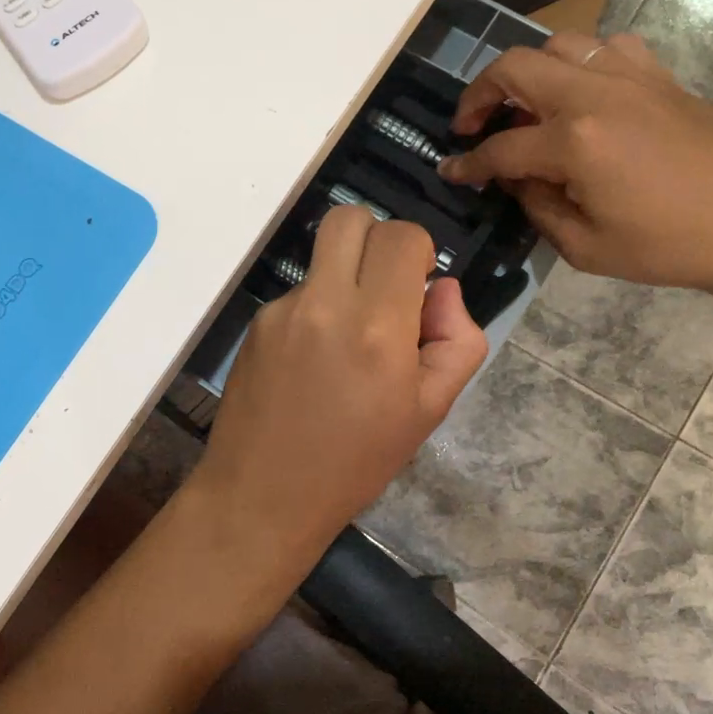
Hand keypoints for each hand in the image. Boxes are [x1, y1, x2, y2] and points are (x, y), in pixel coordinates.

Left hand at [194, 206, 487, 550]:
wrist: (263, 495)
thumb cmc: (356, 463)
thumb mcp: (429, 411)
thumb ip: (456, 340)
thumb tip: (443, 289)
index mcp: (377, 327)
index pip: (402, 236)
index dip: (419, 252)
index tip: (417, 289)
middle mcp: (325, 303)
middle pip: (350, 218)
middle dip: (377, 239)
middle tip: (385, 289)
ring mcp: (282, 310)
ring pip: (321, 256)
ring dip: (344, 276)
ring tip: (346, 339)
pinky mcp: (255, 322)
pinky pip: (297, 292)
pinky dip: (314, 310)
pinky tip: (311, 363)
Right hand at [437, 32, 712, 305]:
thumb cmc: (670, 246)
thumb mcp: (585, 247)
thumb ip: (537, 207)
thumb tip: (517, 180)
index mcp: (573, 142)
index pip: (499, 147)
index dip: (467, 163)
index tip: (447, 171)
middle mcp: (595, 94)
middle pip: (514, 68)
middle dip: (480, 94)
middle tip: (472, 125)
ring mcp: (630, 77)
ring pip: (558, 44)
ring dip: (528, 71)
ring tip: (525, 105)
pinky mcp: (659, 76)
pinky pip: (607, 47)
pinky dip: (581, 61)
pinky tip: (582, 93)